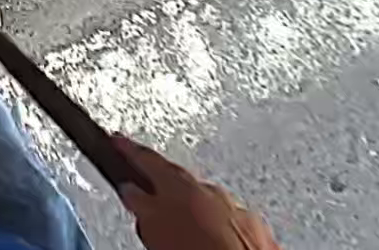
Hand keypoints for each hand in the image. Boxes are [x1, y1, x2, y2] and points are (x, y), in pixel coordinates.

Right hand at [113, 135, 281, 249]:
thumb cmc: (196, 248)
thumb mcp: (149, 223)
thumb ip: (136, 199)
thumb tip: (130, 190)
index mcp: (178, 178)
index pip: (143, 154)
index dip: (125, 147)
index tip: (115, 140)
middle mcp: (210, 188)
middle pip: (177, 180)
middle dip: (163, 187)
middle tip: (147, 198)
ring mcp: (239, 212)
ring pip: (207, 202)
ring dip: (193, 210)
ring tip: (182, 229)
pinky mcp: (263, 237)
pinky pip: (232, 224)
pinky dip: (219, 228)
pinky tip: (212, 241)